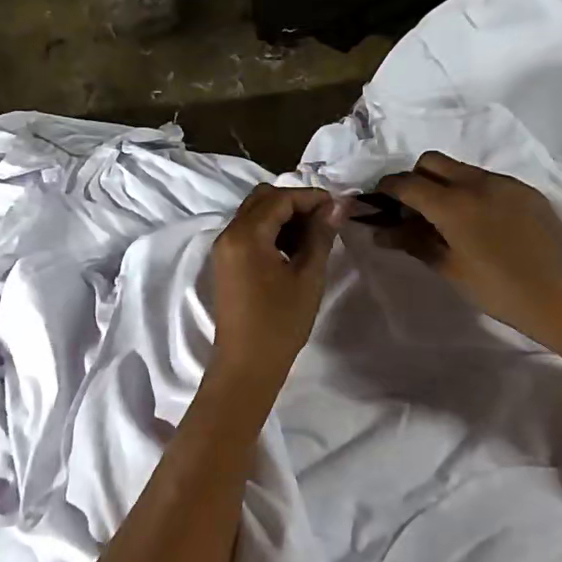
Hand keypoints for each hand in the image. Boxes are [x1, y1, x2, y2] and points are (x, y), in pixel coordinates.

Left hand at [208, 184, 342, 385]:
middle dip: (294, 202)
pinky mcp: (225, 263)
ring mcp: (223, 248)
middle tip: (324, 220)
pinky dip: (270, 231)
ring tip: (313, 236)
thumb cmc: (281, 321)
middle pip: (262, 199)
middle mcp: (228, 234)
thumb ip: (320, 235)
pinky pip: (247, 232)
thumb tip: (336, 205)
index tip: (338, 206)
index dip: (311, 197)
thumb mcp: (308, 276)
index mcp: (245, 234)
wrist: (247, 363)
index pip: (280, 198)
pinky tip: (293, 250)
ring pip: (253, 214)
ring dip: (282, 216)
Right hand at [374, 152, 561, 357]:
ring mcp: (506, 184)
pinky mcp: (527, 192)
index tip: (377, 207)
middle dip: (413, 180)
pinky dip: (470, 192)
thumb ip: (413, 243)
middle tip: (411, 213)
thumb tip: (381, 230)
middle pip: (431, 162)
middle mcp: (477, 183)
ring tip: (445, 221)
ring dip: (442, 184)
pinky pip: (487, 180)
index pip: (405, 182)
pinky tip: (478, 225)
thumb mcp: (450, 269)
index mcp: (452, 203)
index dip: (385, 191)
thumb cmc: (502, 290)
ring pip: (460, 169)